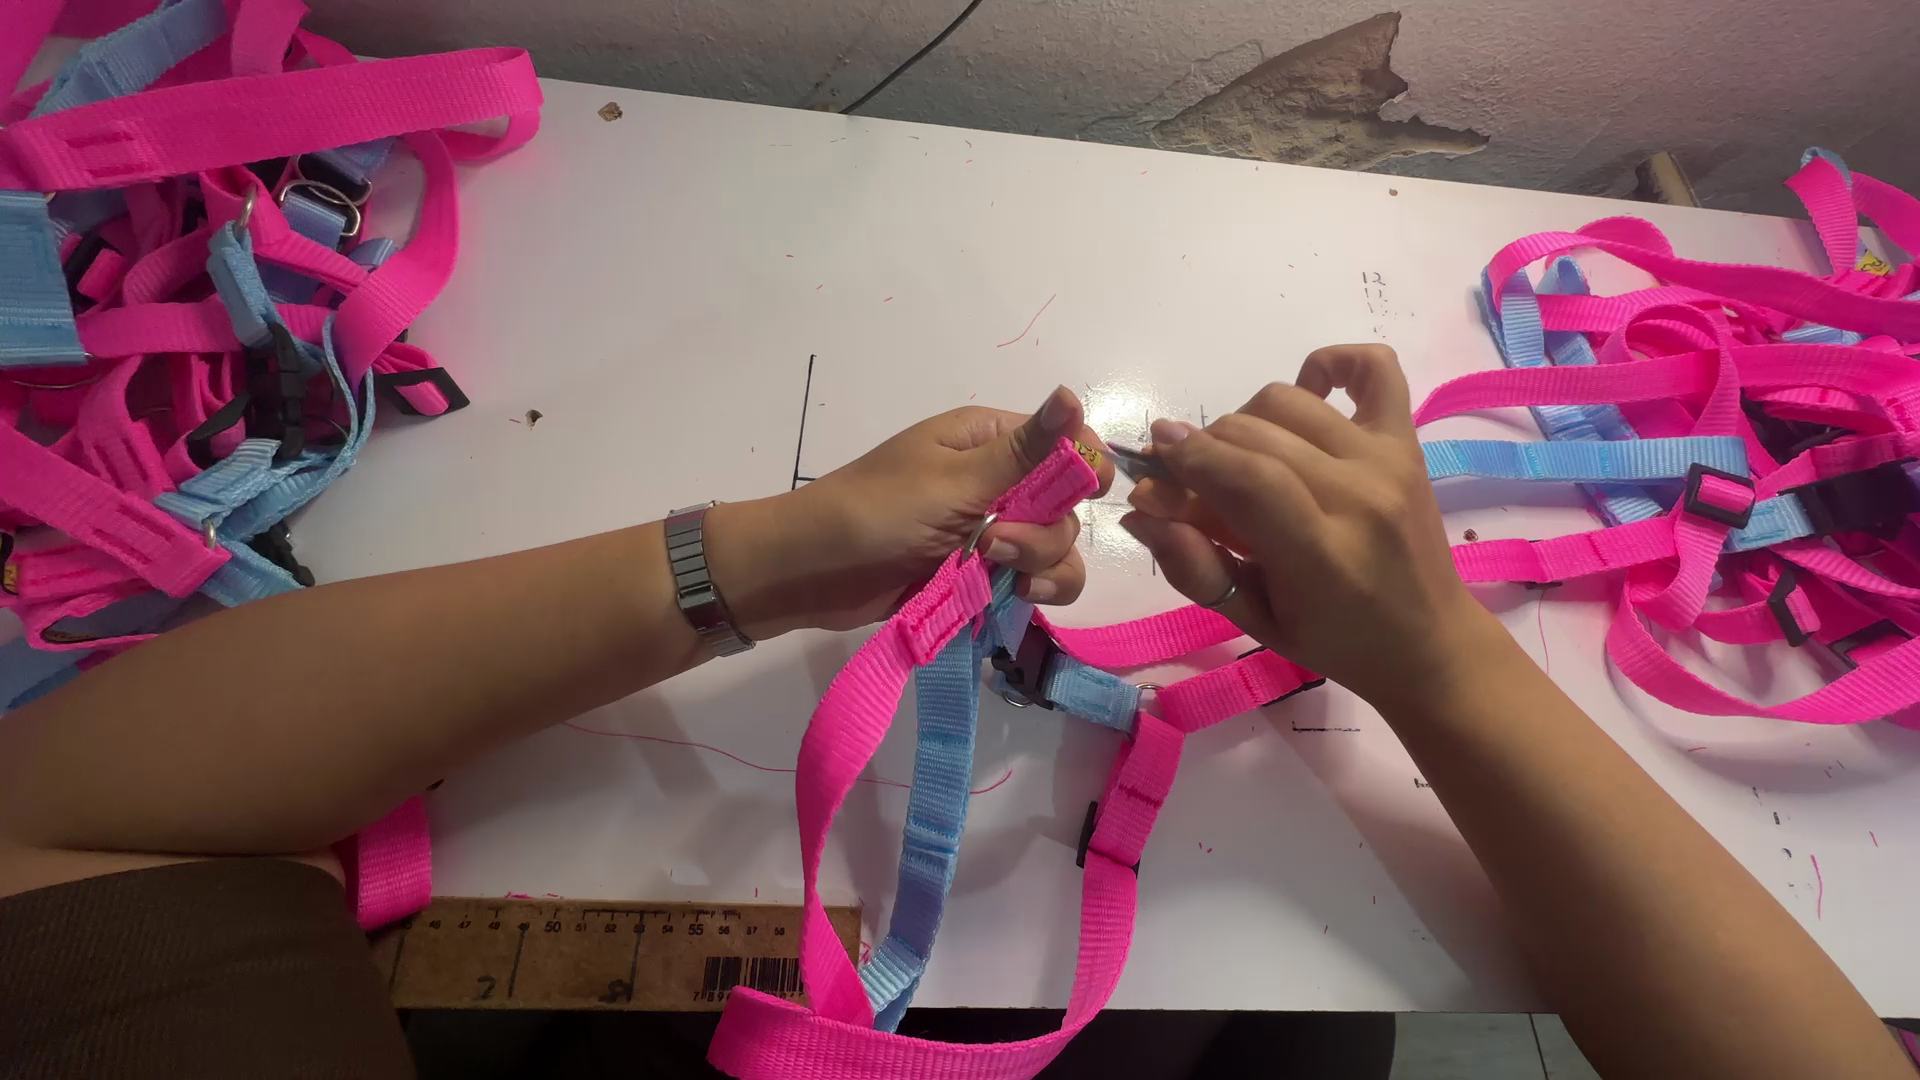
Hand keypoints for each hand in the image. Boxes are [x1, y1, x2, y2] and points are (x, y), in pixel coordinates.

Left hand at [708, 386, 1113, 636]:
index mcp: (991, 442)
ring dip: (1042, 566)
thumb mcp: (953, 478)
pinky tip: (1013, 599)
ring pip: (1057, 551)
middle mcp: (999, 484)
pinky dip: (1033, 592)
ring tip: (997, 576)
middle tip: (994, 543)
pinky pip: (1034, 583)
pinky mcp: (983, 576)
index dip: (1082, 473)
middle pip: (1066, 509)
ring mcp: (992, 533)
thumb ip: (1023, 451)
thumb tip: (1072, 393)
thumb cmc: (876, 511)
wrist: (814, 571)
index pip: (1068, 448)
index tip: (1076, 498)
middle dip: (1045, 533)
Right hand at [1119, 345, 1493, 707]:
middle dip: (1201, 449)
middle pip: (1253, 434)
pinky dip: (1331, 363)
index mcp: (1321, 554)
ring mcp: (1387, 459)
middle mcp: (1359, 494)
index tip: (1151, 460)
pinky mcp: (1405, 440)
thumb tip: (1139, 510)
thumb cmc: (1332, 641)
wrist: (1428, 642)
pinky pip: (1372, 367)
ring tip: (1238, 458)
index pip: (1244, 478)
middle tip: (1186, 480)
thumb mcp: (1251, 620)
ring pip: (1286, 401)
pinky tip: (1306, 391)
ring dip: (1242, 421)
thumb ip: (1193, 566)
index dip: (1186, 459)